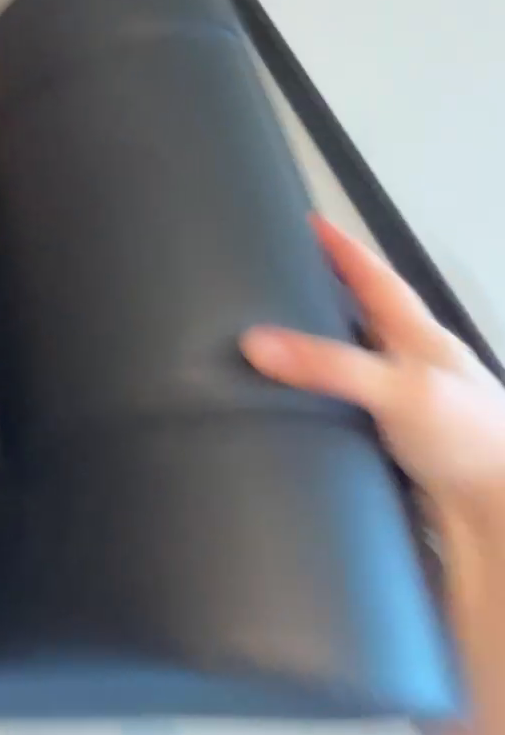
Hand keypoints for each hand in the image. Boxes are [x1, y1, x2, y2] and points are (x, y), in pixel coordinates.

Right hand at [241, 216, 504, 539]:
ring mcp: (398, 402)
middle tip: (274, 276)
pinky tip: (280, 402)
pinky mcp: (381, 436)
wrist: (498, 511)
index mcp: (422, 342)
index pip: (376, 280)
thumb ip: (328, 365)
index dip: (343, 249)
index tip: (311, 223)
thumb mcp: (403, 391)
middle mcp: (411, 367)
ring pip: (346, 362)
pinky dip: (304, 394)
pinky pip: (332, 403)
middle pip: (360, 317)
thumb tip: (255, 340)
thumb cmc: (477, 443)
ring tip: (261, 337)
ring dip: (309, 348)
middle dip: (320, 294)